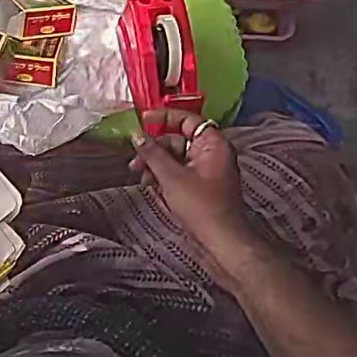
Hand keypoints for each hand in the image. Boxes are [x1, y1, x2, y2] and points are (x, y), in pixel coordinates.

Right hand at [129, 108, 253, 254]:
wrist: (222, 239)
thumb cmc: (200, 205)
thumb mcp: (170, 176)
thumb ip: (152, 153)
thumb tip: (136, 135)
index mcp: (212, 144)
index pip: (186, 119)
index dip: (163, 118)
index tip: (143, 120)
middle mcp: (212, 152)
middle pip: (177, 140)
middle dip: (154, 150)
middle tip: (135, 163)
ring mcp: (208, 169)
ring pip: (176, 157)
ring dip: (156, 165)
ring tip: (142, 179)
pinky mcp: (203, 184)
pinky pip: (180, 171)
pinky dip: (165, 176)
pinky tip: (152, 187)